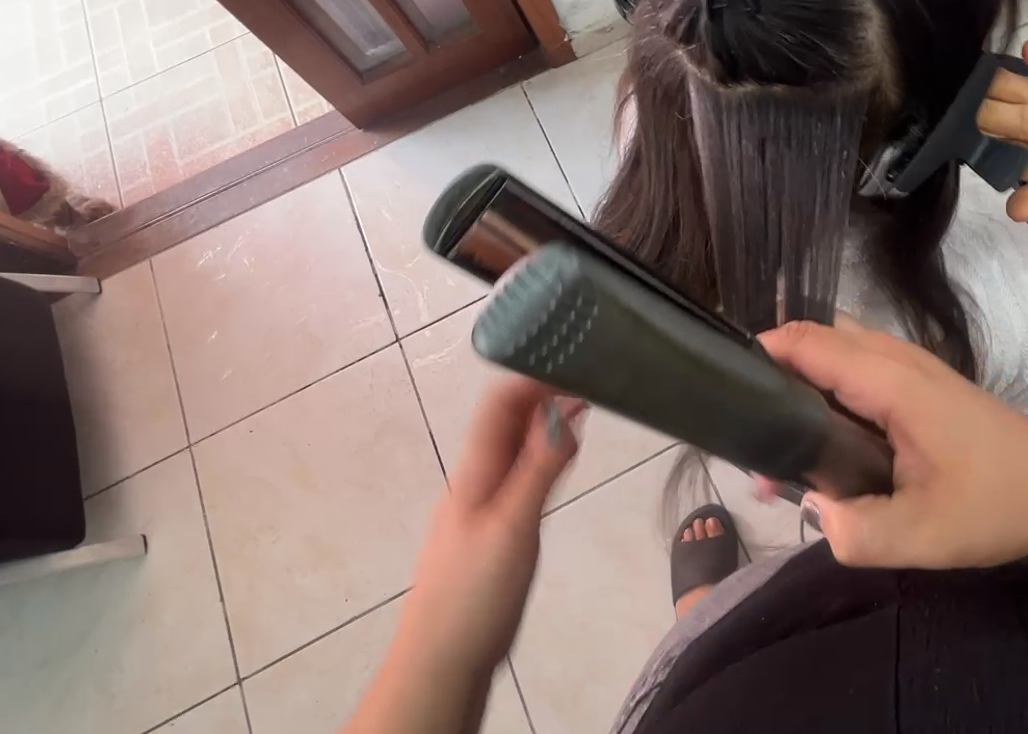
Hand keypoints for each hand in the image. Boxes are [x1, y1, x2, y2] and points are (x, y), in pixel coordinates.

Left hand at [396, 378, 583, 677]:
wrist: (440, 663)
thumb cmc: (474, 593)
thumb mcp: (513, 526)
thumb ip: (537, 469)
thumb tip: (560, 411)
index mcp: (474, 473)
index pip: (498, 406)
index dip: (530, 380)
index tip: (570, 365)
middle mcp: (475, 482)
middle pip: (505, 425)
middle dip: (542, 399)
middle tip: (586, 386)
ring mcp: (481, 508)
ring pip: (513, 452)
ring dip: (543, 428)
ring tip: (581, 414)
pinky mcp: (491, 534)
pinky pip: (518, 480)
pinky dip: (541, 461)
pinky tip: (560, 464)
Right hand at [758, 319, 1027, 568]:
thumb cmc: (998, 503)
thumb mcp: (930, 537)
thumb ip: (863, 534)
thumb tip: (813, 518)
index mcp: (892, 383)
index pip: (810, 343)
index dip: (763, 354)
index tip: (728, 389)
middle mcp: (894, 358)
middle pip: (816, 336)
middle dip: (774, 368)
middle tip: (750, 424)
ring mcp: (905, 363)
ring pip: (833, 347)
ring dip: (799, 378)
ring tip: (777, 436)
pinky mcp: (912, 379)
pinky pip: (852, 364)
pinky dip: (824, 385)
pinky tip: (818, 437)